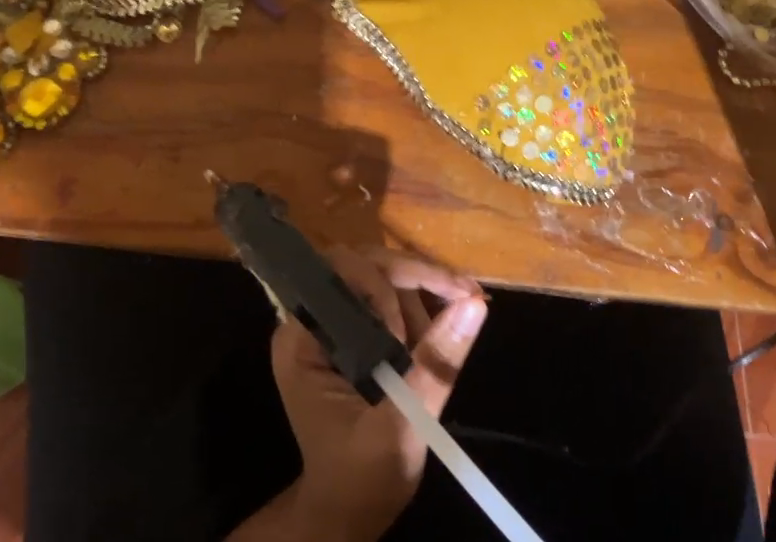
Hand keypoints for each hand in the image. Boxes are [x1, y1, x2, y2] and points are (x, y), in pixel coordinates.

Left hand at [270, 249, 487, 539]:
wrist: (350, 510)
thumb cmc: (363, 476)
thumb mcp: (403, 424)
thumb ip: (434, 366)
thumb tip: (474, 305)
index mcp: (300, 340)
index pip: (338, 274)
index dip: (385, 281)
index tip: (425, 314)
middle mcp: (310, 322)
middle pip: (363, 265)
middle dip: (415, 279)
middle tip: (465, 297)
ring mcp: (332, 326)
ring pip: (380, 276)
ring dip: (422, 294)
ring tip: (449, 331)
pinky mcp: (353, 334)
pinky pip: (388, 298)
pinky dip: (421, 305)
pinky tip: (444, 327)